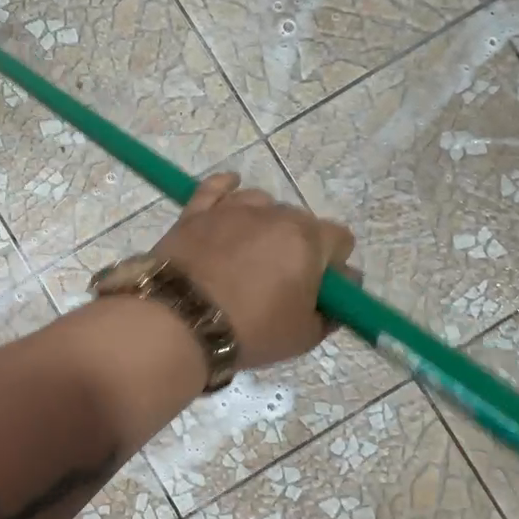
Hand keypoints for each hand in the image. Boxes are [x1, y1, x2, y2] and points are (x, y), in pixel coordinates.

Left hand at [152, 172, 356, 370]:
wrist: (180, 316)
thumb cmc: (251, 327)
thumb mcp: (307, 332)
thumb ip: (332, 305)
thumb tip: (338, 284)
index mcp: (304, 239)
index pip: (338, 238)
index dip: (333, 262)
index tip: (320, 285)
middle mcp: (269, 215)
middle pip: (297, 219)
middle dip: (298, 243)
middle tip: (282, 275)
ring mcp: (227, 210)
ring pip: (259, 201)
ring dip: (264, 220)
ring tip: (252, 248)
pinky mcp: (193, 212)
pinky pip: (213, 187)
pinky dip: (224, 186)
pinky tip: (230, 187)